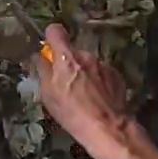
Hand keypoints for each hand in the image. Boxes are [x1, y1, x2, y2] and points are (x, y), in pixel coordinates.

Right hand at [34, 24, 136, 157]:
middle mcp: (86, 55)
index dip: (51, 39)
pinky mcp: (116, 75)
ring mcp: (103, 64)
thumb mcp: (48, 94)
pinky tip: (97, 97)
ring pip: (88, 63)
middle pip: (73, 52)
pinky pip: (101, 72)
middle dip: (68, 63)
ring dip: (84, 73)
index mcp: (66, 58)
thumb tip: (41, 56)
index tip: (50, 51)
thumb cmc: (71, 112)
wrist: (106, 127)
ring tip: (83, 94)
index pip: (55, 31)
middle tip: (66, 84)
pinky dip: (98, 81)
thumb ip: (43, 70)